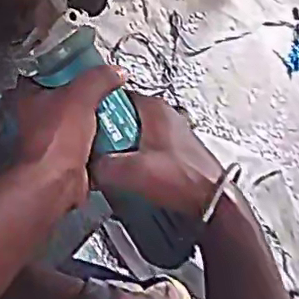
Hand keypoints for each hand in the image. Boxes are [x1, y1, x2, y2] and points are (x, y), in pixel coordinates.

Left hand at [10, 66, 124, 210]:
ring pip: (79, 118)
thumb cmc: (55, 139)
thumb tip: (115, 71)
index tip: (89, 62)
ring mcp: (52, 136)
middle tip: (107, 86)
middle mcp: (38, 114)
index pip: (48, 69)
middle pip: (67, 94)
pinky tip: (116, 131)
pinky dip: (101, 137)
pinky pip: (88, 140)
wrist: (57, 182)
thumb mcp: (81, 96)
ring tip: (116, 107)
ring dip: (96, 116)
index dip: (69, 64)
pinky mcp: (67, 155)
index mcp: (30, 94)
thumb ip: (99, 79)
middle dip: (88, 92)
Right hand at [91, 92, 225, 215]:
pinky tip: (134, 173)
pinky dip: (135, 156)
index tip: (87, 124)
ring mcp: (170, 131)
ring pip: (133, 132)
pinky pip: (145, 146)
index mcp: (154, 107)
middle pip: (123, 115)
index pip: (115, 96)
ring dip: (121, 146)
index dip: (97, 110)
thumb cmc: (185, 180)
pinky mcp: (173, 149)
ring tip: (115, 164)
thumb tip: (86, 166)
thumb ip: (102, 166)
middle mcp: (163, 114)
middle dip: (109, 132)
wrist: (212, 202)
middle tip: (100, 150)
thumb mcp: (132, 171)